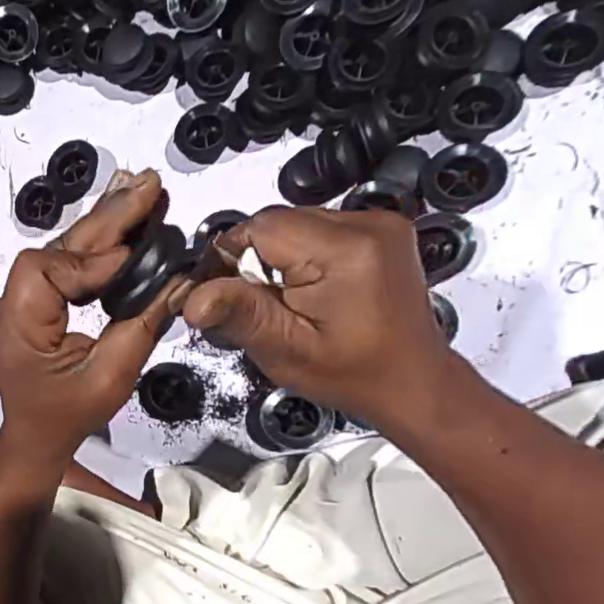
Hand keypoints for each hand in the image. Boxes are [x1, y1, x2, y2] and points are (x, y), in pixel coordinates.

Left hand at [0, 170, 184, 463]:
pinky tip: (120, 221)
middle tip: (148, 189)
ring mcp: (15, 303)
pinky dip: (94, 246)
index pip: (49, 270)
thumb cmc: (66, 416)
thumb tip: (174, 284)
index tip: (137, 255)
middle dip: (106, 221)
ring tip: (141, 194)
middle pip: (57, 248)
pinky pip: (62, 265)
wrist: (38, 436)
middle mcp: (7, 308)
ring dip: (103, 225)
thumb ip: (142, 326)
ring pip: (61, 251)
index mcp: (15, 328)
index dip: (93, 259)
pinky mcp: (29, 303)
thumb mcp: (111, 378)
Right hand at [182, 206, 458, 427]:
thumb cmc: (356, 374)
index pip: (260, 227)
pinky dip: (303, 257)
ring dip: (278, 259)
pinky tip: (310, 292)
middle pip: (277, 222)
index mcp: (345, 252)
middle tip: (260, 308)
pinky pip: (319, 229)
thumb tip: (193, 298)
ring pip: (295, 224)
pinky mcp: (380, 230)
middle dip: (255, 261)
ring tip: (288, 303)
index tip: (224, 294)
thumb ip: (241, 316)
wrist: (411, 381)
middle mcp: (367, 225)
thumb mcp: (287, 352)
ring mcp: (378, 223)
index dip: (230, 258)